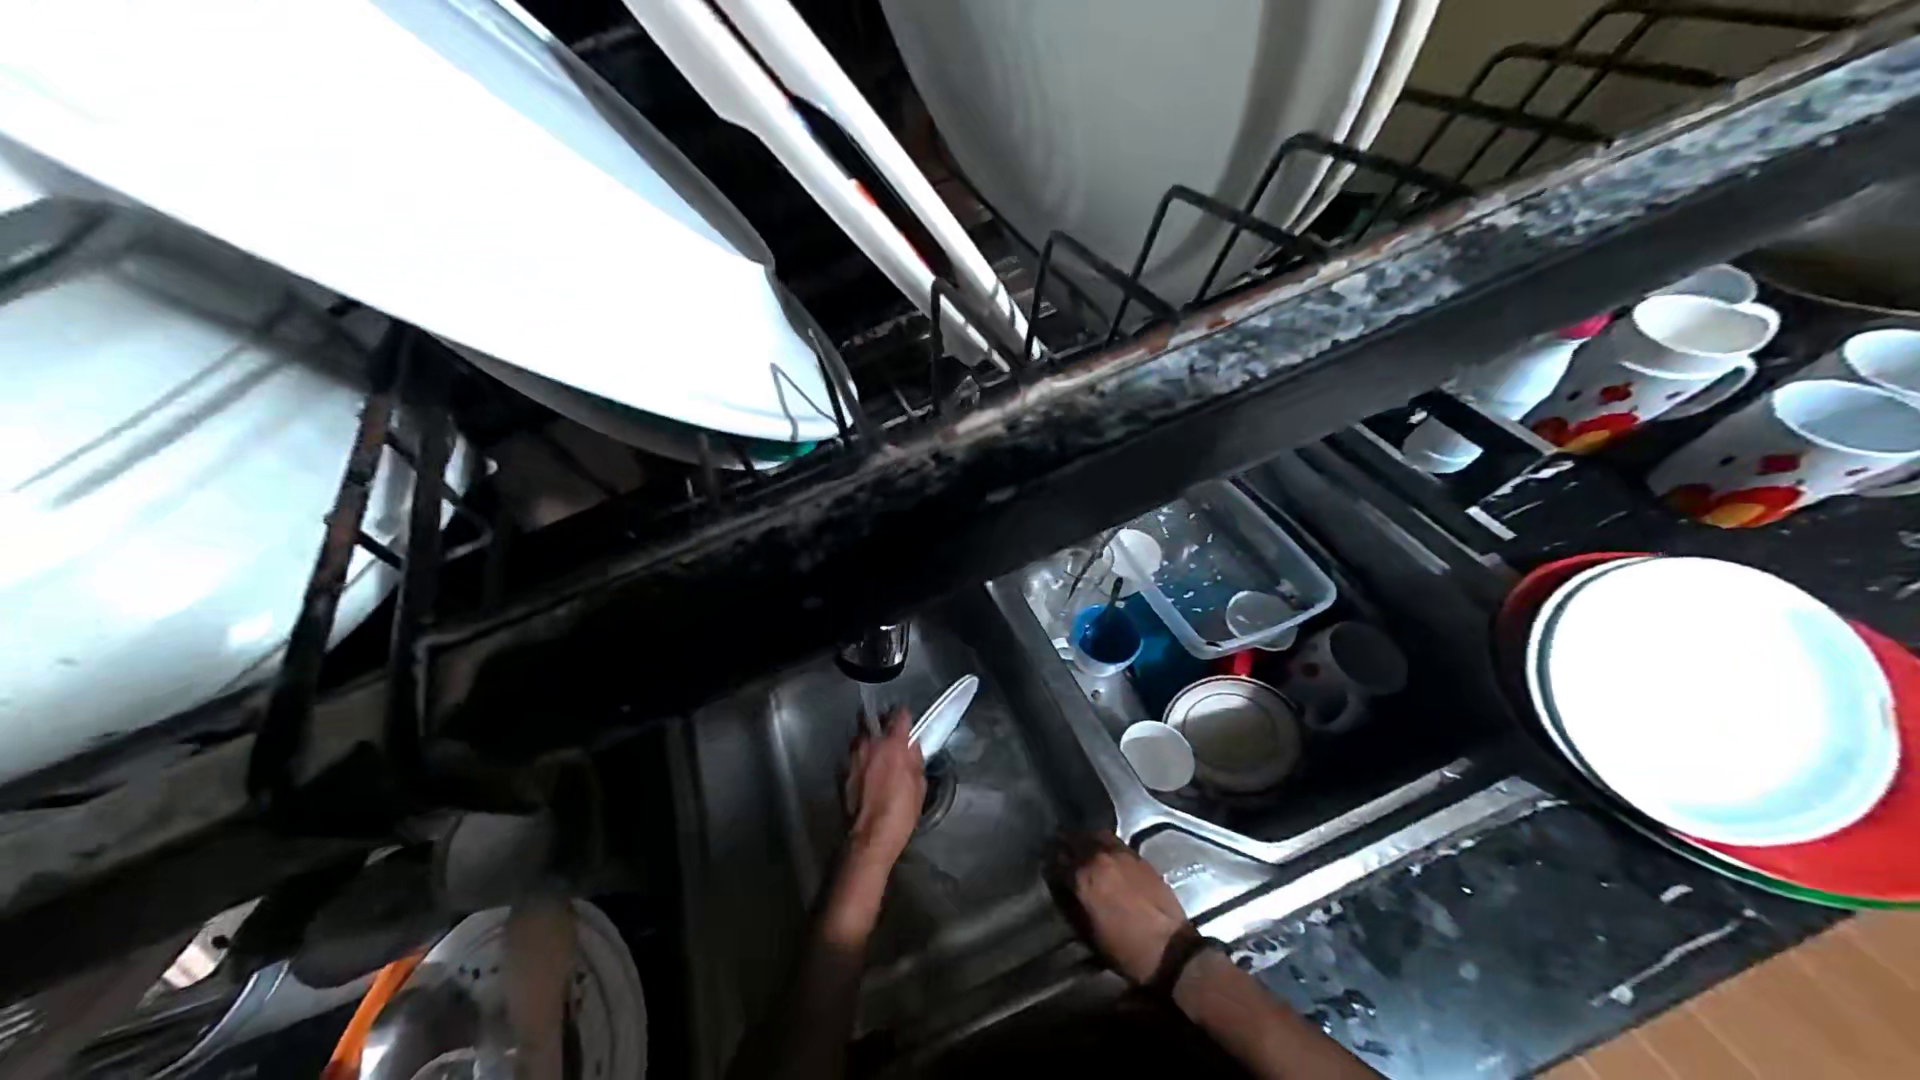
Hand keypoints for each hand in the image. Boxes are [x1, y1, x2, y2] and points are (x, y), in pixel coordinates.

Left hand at [843, 707, 925, 867]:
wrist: (870, 836)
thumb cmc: (900, 811)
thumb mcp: (919, 784)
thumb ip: (915, 759)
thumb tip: (911, 747)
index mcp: (893, 744)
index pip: (900, 715)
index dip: (906, 717)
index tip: (908, 722)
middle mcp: (871, 744)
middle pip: (876, 720)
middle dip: (884, 724)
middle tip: (892, 735)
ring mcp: (854, 756)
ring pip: (862, 737)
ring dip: (870, 741)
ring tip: (879, 753)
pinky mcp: (843, 770)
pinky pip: (855, 755)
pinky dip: (862, 758)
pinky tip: (868, 771)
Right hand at [1057, 832, 1188, 984]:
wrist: (1170, 949)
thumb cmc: (1125, 949)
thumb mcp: (1089, 933)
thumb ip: (1072, 904)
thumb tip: (1063, 888)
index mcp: (1083, 878)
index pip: (1056, 860)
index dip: (1048, 863)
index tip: (1046, 865)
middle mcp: (1098, 858)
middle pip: (1073, 839)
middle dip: (1063, 844)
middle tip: (1057, 849)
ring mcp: (1120, 853)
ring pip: (1094, 834)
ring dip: (1084, 838)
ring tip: (1080, 845)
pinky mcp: (1137, 855)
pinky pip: (1113, 840)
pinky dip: (1103, 841)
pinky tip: (1102, 850)